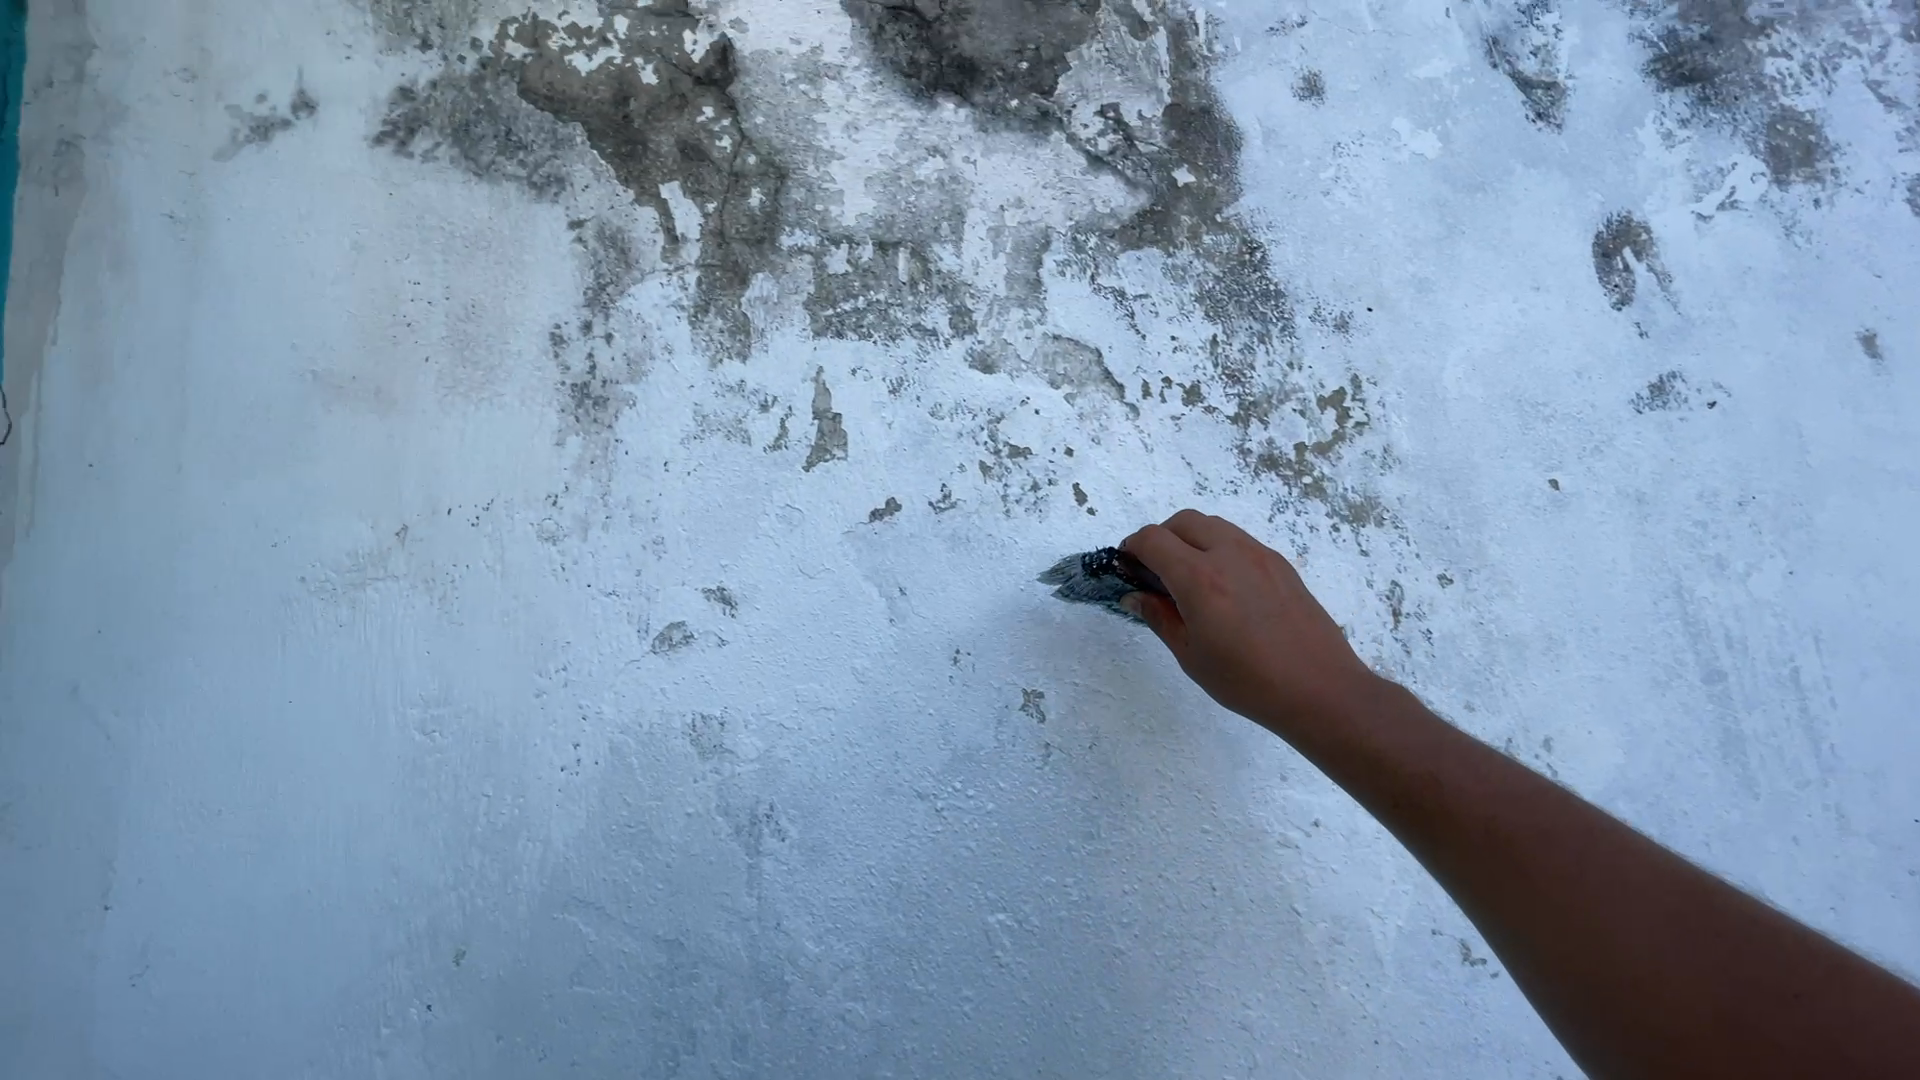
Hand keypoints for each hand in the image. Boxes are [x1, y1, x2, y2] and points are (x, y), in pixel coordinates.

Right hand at [1121, 511, 1378, 728]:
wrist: (1319, 688)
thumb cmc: (1247, 681)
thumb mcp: (1191, 655)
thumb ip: (1159, 617)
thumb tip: (1133, 596)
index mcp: (1200, 579)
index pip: (1154, 539)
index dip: (1132, 548)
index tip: (1127, 568)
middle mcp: (1229, 554)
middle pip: (1183, 521)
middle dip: (1161, 538)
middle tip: (1155, 571)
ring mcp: (1259, 555)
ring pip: (1213, 525)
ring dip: (1191, 539)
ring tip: (1189, 578)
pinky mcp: (1280, 564)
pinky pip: (1239, 540)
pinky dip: (1218, 549)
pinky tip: (1223, 587)